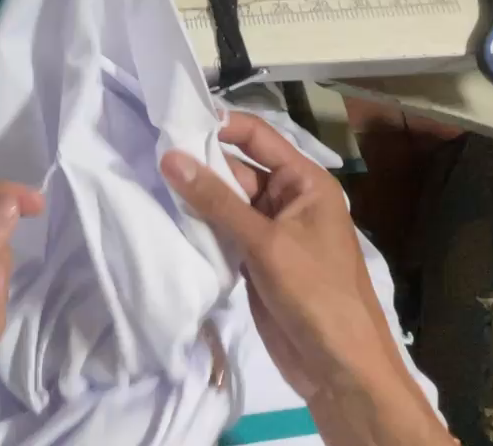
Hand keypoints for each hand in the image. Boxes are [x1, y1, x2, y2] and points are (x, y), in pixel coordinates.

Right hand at [161, 112, 451, 445]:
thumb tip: (169, 156)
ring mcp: (269, 229)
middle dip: (198, 162)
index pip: (257, 136)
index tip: (176, 119)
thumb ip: (215, 200)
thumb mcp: (265, 242)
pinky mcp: (254, 257)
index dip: (220, 124)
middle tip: (151, 152)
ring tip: (151, 178)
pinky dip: (199, 223)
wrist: (341, 373)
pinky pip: (221, 228)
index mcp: (304, 182)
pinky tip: (168, 214)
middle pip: (236, 167)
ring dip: (195, 194)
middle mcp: (287, 198)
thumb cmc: (316, 295)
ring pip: (224, 199)